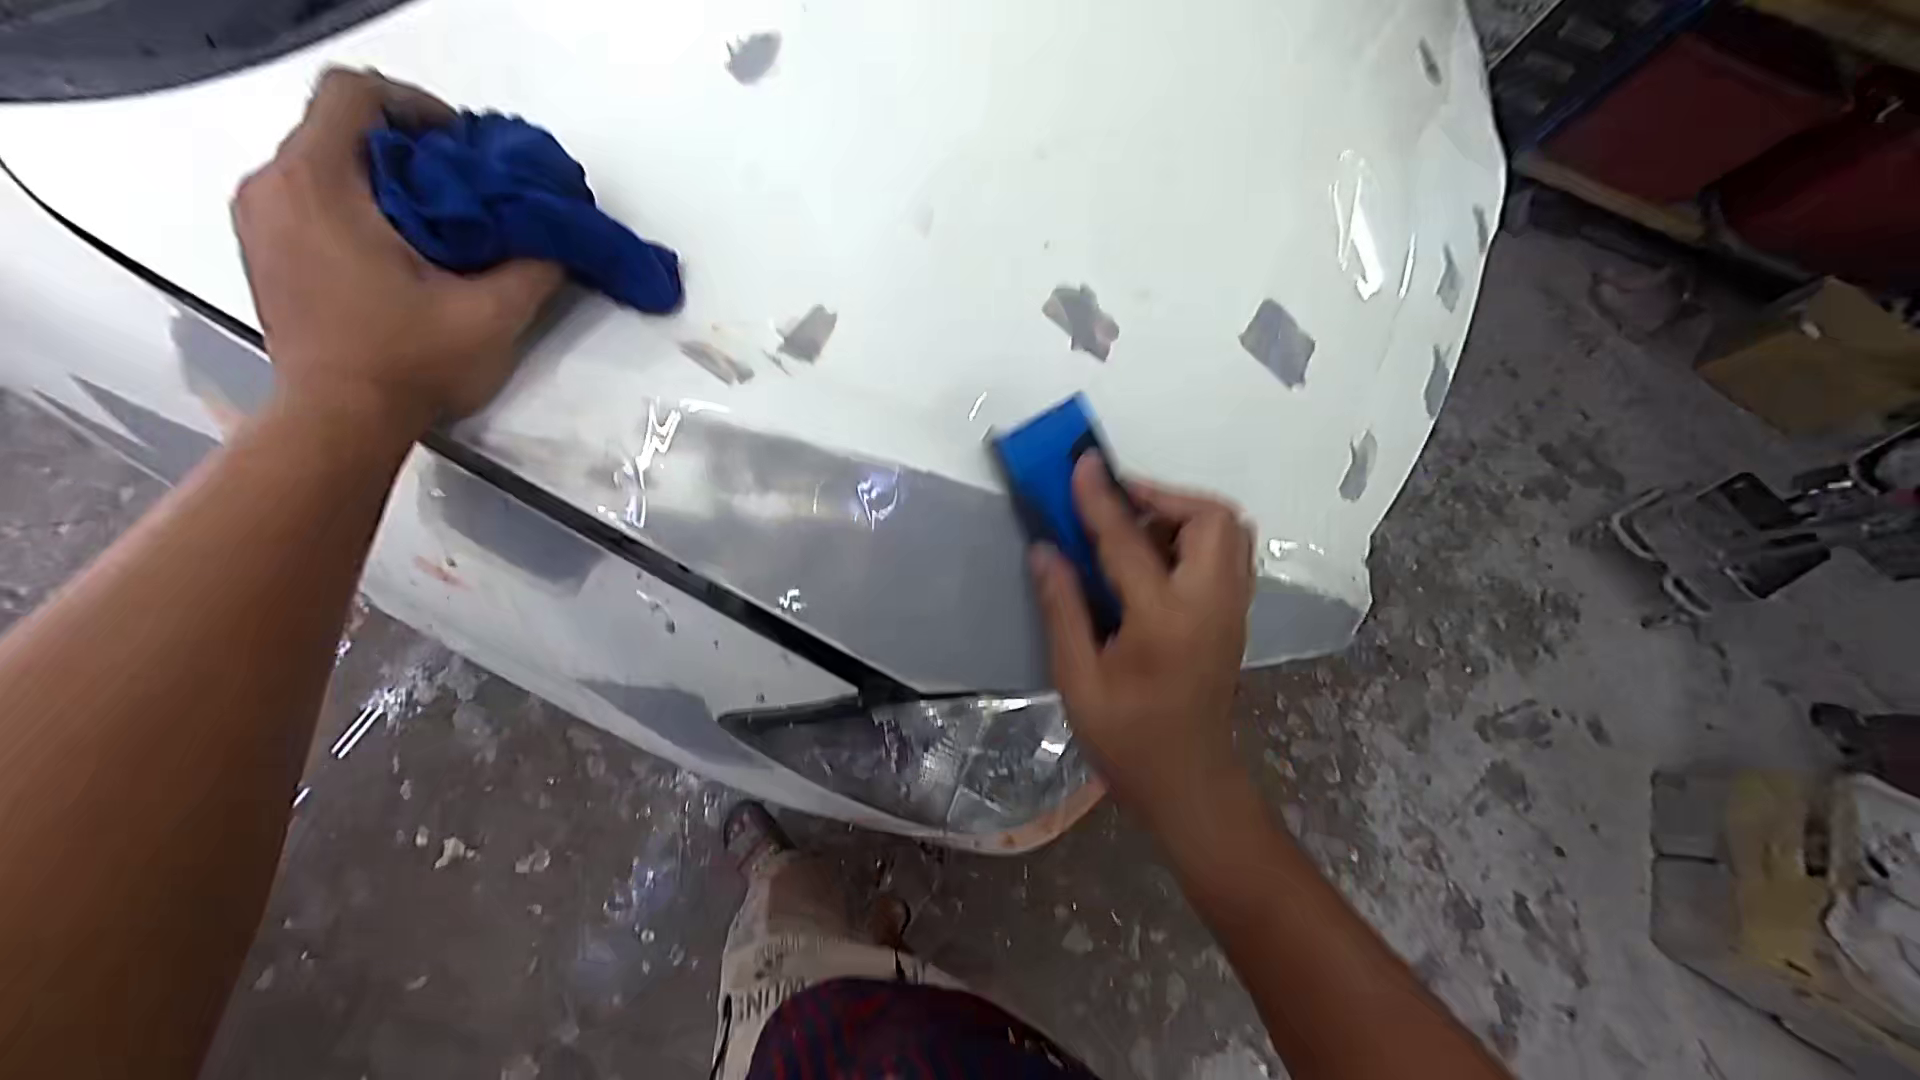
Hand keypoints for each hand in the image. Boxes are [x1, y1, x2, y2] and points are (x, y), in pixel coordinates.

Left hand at [231, 67, 563, 431]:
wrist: (339, 419)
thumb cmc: (411, 363)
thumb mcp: (493, 316)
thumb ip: (534, 268)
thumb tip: (558, 238)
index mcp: (321, 186)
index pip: (355, 96)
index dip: (419, 107)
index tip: (469, 149)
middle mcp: (274, 186)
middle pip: (343, 129)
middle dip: (414, 150)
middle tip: (472, 191)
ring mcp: (260, 218)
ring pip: (328, 164)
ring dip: (391, 180)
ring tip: (446, 223)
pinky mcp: (265, 249)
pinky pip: (313, 196)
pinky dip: (364, 206)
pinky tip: (408, 249)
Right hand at [1031, 455, 1255, 833]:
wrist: (1189, 782)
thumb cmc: (1126, 738)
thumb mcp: (1077, 678)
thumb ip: (1062, 607)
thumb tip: (1045, 548)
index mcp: (1165, 621)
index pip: (1130, 541)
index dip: (1101, 498)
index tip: (1082, 463)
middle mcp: (1212, 604)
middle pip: (1211, 518)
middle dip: (1163, 495)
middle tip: (1114, 502)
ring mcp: (1232, 609)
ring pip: (1228, 530)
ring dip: (1181, 512)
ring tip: (1131, 524)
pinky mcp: (1235, 616)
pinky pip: (1226, 552)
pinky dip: (1193, 534)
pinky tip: (1153, 555)